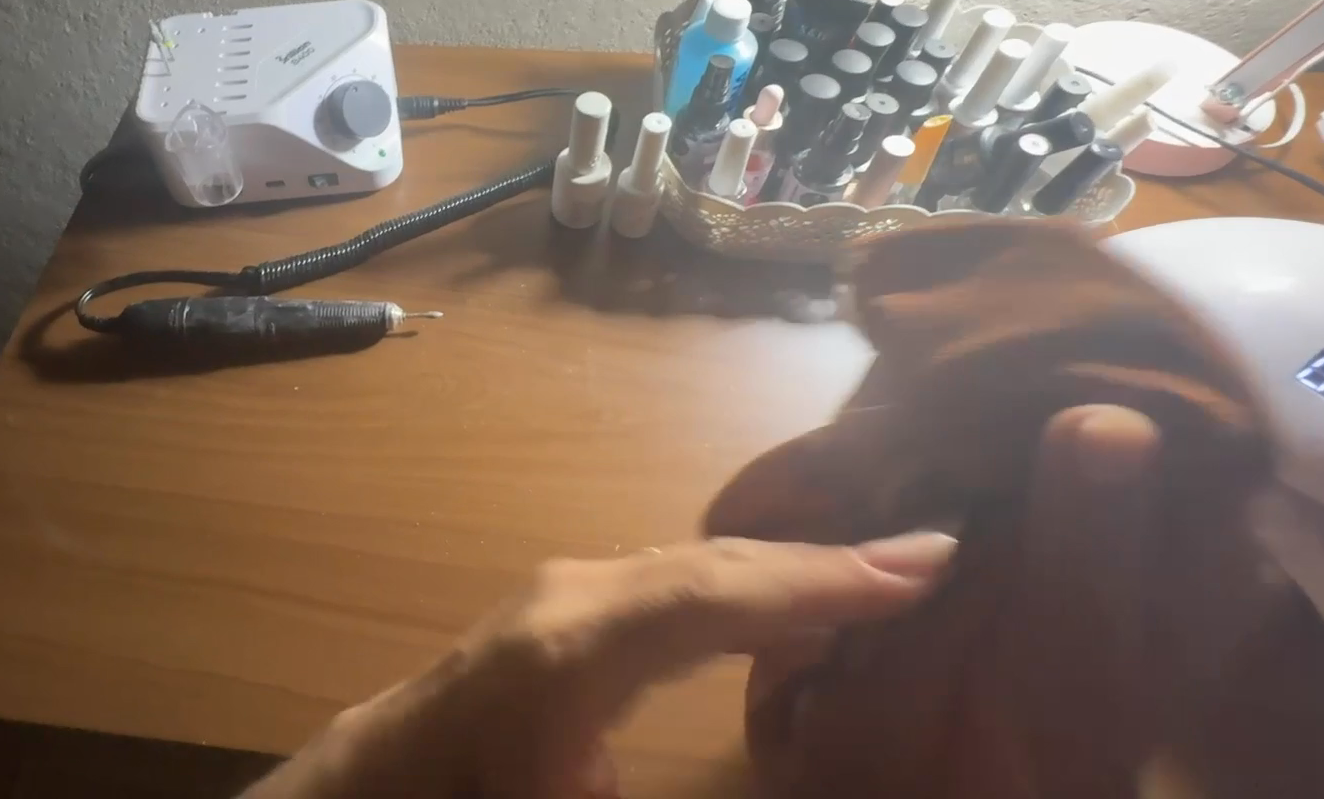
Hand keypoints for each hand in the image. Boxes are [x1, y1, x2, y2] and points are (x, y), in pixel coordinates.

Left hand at [242, 532, 955, 798]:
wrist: (388, 777)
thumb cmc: (478, 788)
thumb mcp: (577, 796)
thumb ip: (692, 769)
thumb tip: (802, 754)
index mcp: (572, 642)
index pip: (709, 590)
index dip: (814, 575)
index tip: (924, 559)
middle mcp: (574, 592)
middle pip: (710, 560)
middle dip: (819, 557)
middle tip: (934, 550)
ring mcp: (569, 590)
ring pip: (695, 563)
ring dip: (786, 567)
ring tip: (884, 571)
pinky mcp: (572, 605)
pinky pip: (674, 583)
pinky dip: (742, 586)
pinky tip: (789, 603)